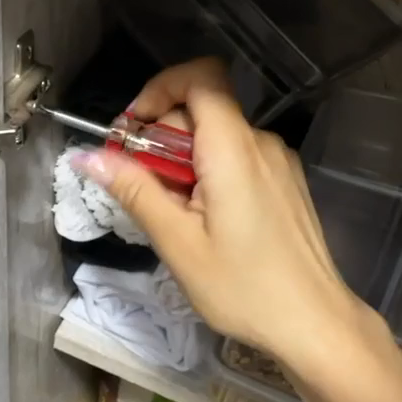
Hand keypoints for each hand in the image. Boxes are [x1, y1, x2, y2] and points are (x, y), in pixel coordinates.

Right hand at [69, 59, 391, 380]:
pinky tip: (203, 221)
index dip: (160, 88)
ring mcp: (277, 162)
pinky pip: (236, 159)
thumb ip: (134, 191)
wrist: (315, 325)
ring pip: (216, 138)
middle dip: (161, 139)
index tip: (133, 130)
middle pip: (201, 111)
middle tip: (141, 189)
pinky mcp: (285, 182)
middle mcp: (260, 143)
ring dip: (182, 162)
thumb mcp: (178, 243)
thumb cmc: (244, 288)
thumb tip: (87, 156)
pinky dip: (208, 174)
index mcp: (233, 149)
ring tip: (173, 216)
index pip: (199, 77)